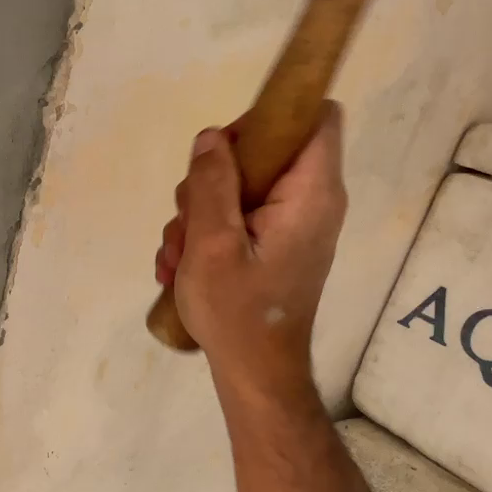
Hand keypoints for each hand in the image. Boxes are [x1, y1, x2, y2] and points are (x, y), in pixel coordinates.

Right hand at [154, 103, 345, 400]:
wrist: (255, 373)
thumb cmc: (238, 311)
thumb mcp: (211, 244)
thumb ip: (211, 185)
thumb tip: (212, 138)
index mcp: (310, 194)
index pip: (314, 118)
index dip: (268, 119)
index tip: (223, 151)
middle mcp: (311, 202)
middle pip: (263, 154)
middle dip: (211, 180)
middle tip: (188, 219)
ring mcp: (293, 226)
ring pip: (240, 188)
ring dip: (197, 215)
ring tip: (177, 256)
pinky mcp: (276, 246)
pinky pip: (238, 218)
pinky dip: (206, 236)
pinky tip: (181, 267)